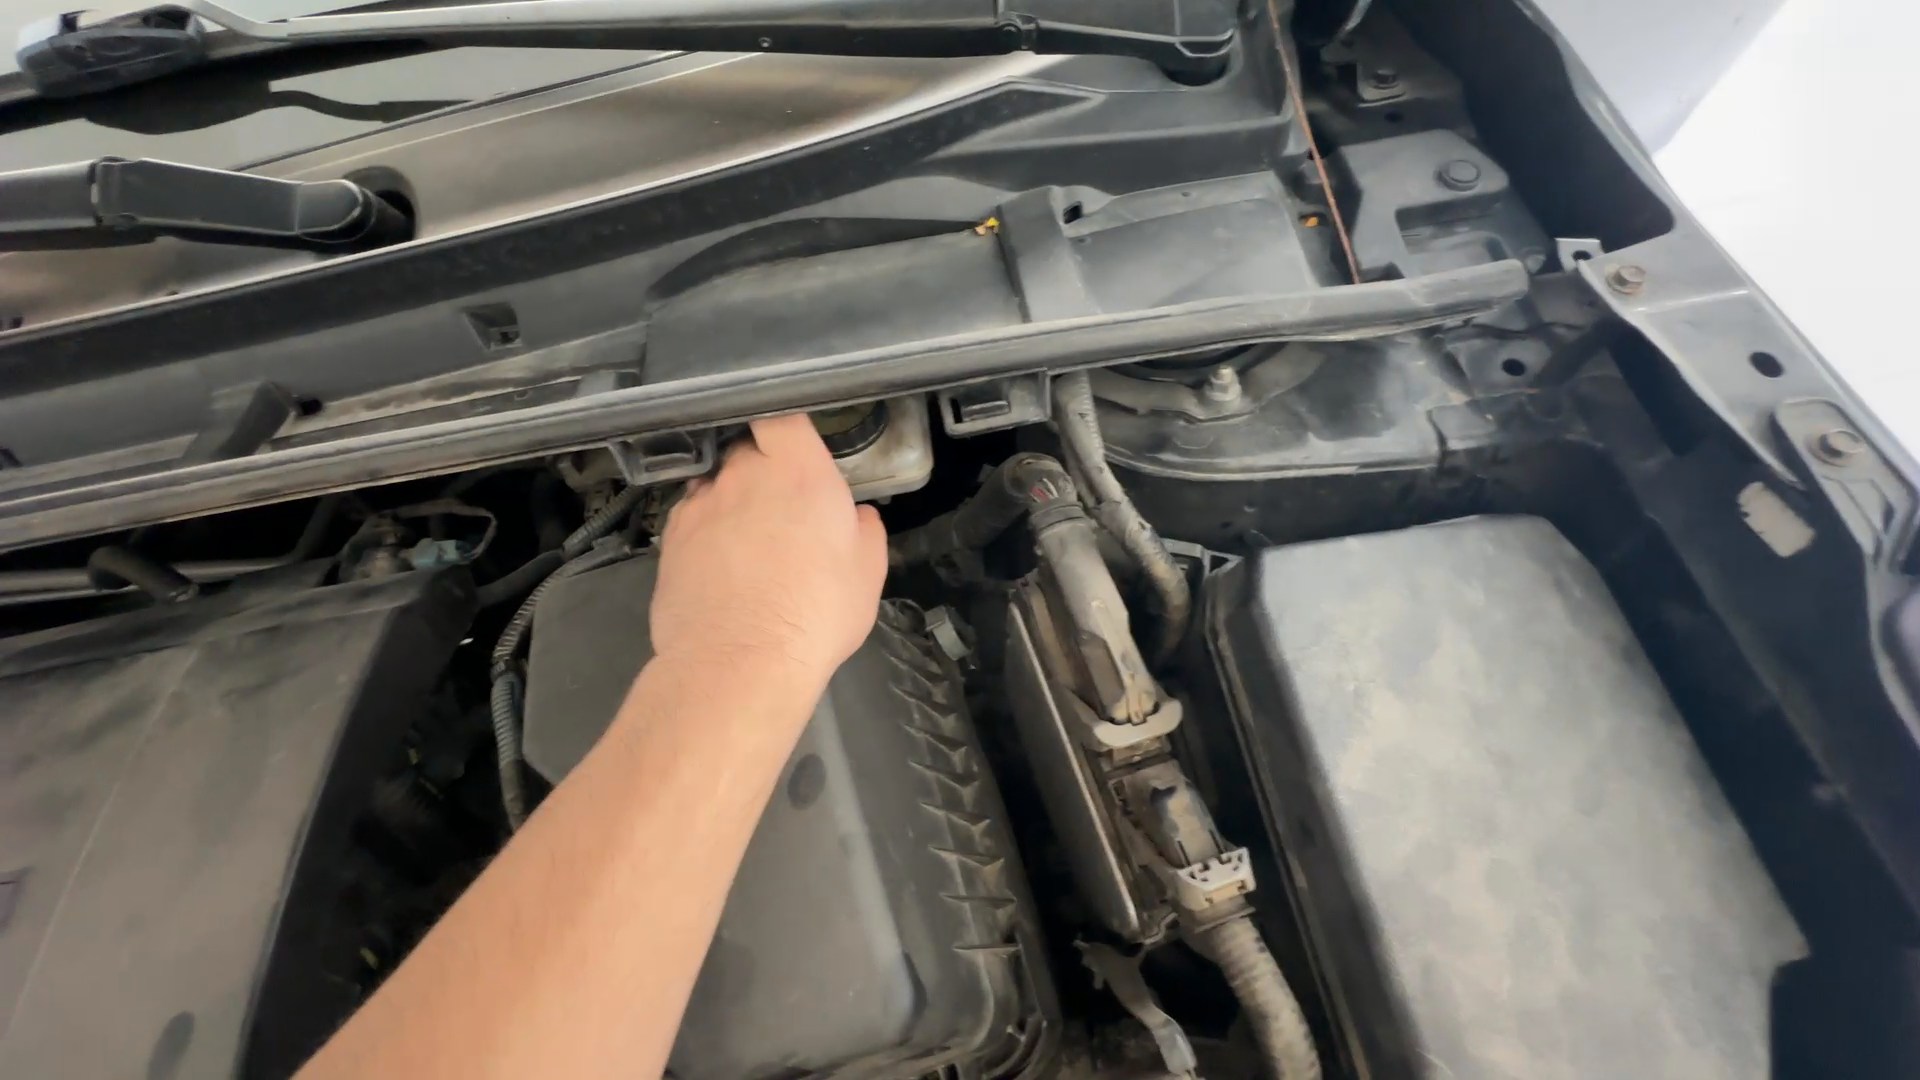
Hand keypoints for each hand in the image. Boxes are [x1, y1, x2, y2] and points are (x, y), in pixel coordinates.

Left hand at [650, 414, 888, 684]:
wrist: (741, 662)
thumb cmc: (814, 613)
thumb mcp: (867, 571)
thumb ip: (864, 528)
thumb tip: (855, 516)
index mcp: (800, 472)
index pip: (785, 416)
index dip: (789, 426)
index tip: (797, 447)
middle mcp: (744, 476)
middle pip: (748, 450)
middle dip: (763, 471)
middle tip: (783, 511)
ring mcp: (702, 504)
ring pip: (719, 485)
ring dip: (734, 504)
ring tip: (750, 547)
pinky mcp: (671, 537)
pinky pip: (694, 518)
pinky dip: (707, 533)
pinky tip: (723, 567)